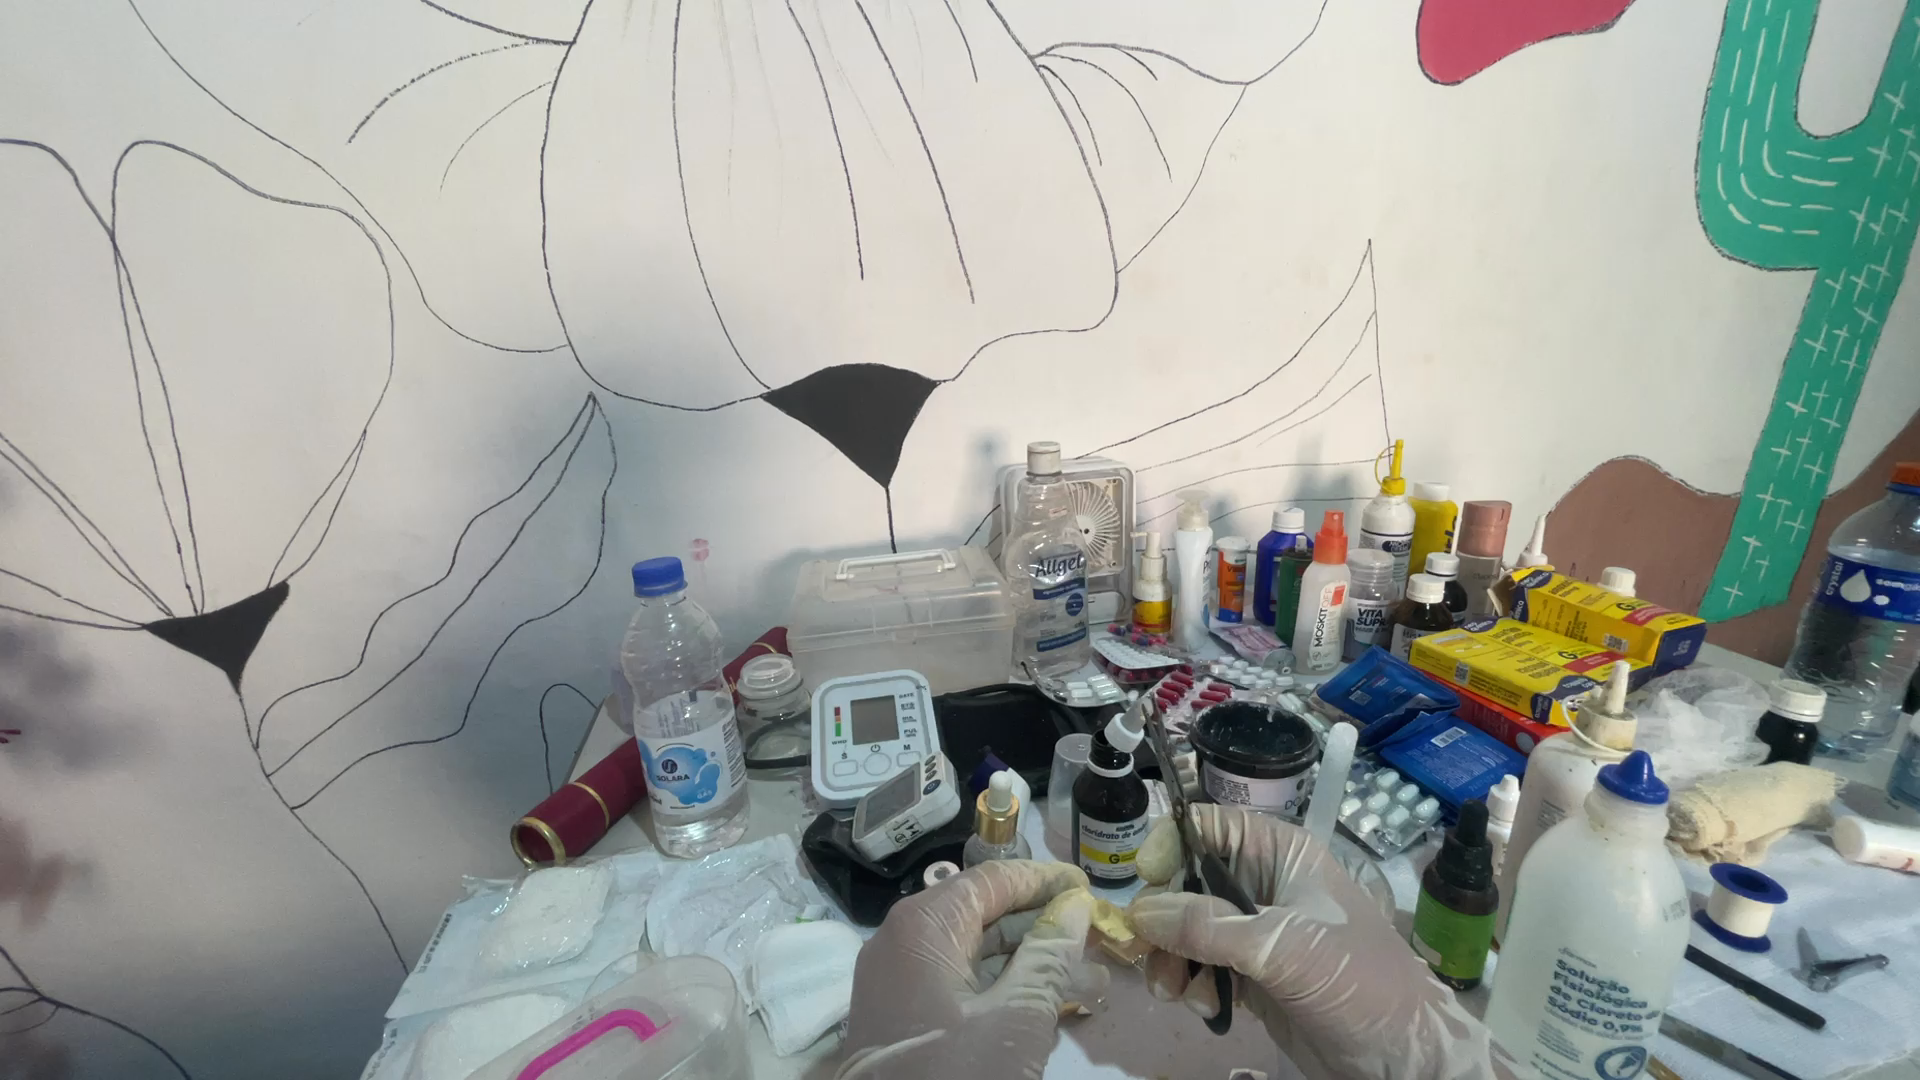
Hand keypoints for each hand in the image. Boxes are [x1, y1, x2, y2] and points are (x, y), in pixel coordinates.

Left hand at [838, 861, 1104, 1079]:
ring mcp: (900, 978)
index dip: (1044, 880)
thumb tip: (1077, 905)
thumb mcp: (1016, 1020)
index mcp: (923, 925)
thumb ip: (1049, 956)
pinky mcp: (904, 1014)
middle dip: (1044, 927)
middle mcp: (904, 939)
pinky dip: (1003, 990)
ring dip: (1032, 964)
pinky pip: (961, 984)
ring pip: (977, 954)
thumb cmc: (957, 1078)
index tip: (1088, 885)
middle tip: (1095, 936)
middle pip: (985, 914)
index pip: (992, 880)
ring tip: (1092, 981)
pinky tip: (1052, 1006)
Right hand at [1129, 805, 1518, 1079]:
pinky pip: (1199, 963)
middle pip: (1185, 878)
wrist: (1409, 1067)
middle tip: (1144, 951)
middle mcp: (1260, 882)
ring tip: (1171, 991)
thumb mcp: (1282, 948)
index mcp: (1277, 853)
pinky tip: (1205, 1007)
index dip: (1170, 843)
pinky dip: (1190, 982)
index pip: (1206, 826)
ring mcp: (1253, 929)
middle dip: (1162, 915)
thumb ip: (1206, 927)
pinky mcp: (1250, 973)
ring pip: (1185, 925)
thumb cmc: (1358, 984)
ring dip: (1169, 956)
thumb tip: (1139, 912)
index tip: (1147, 878)